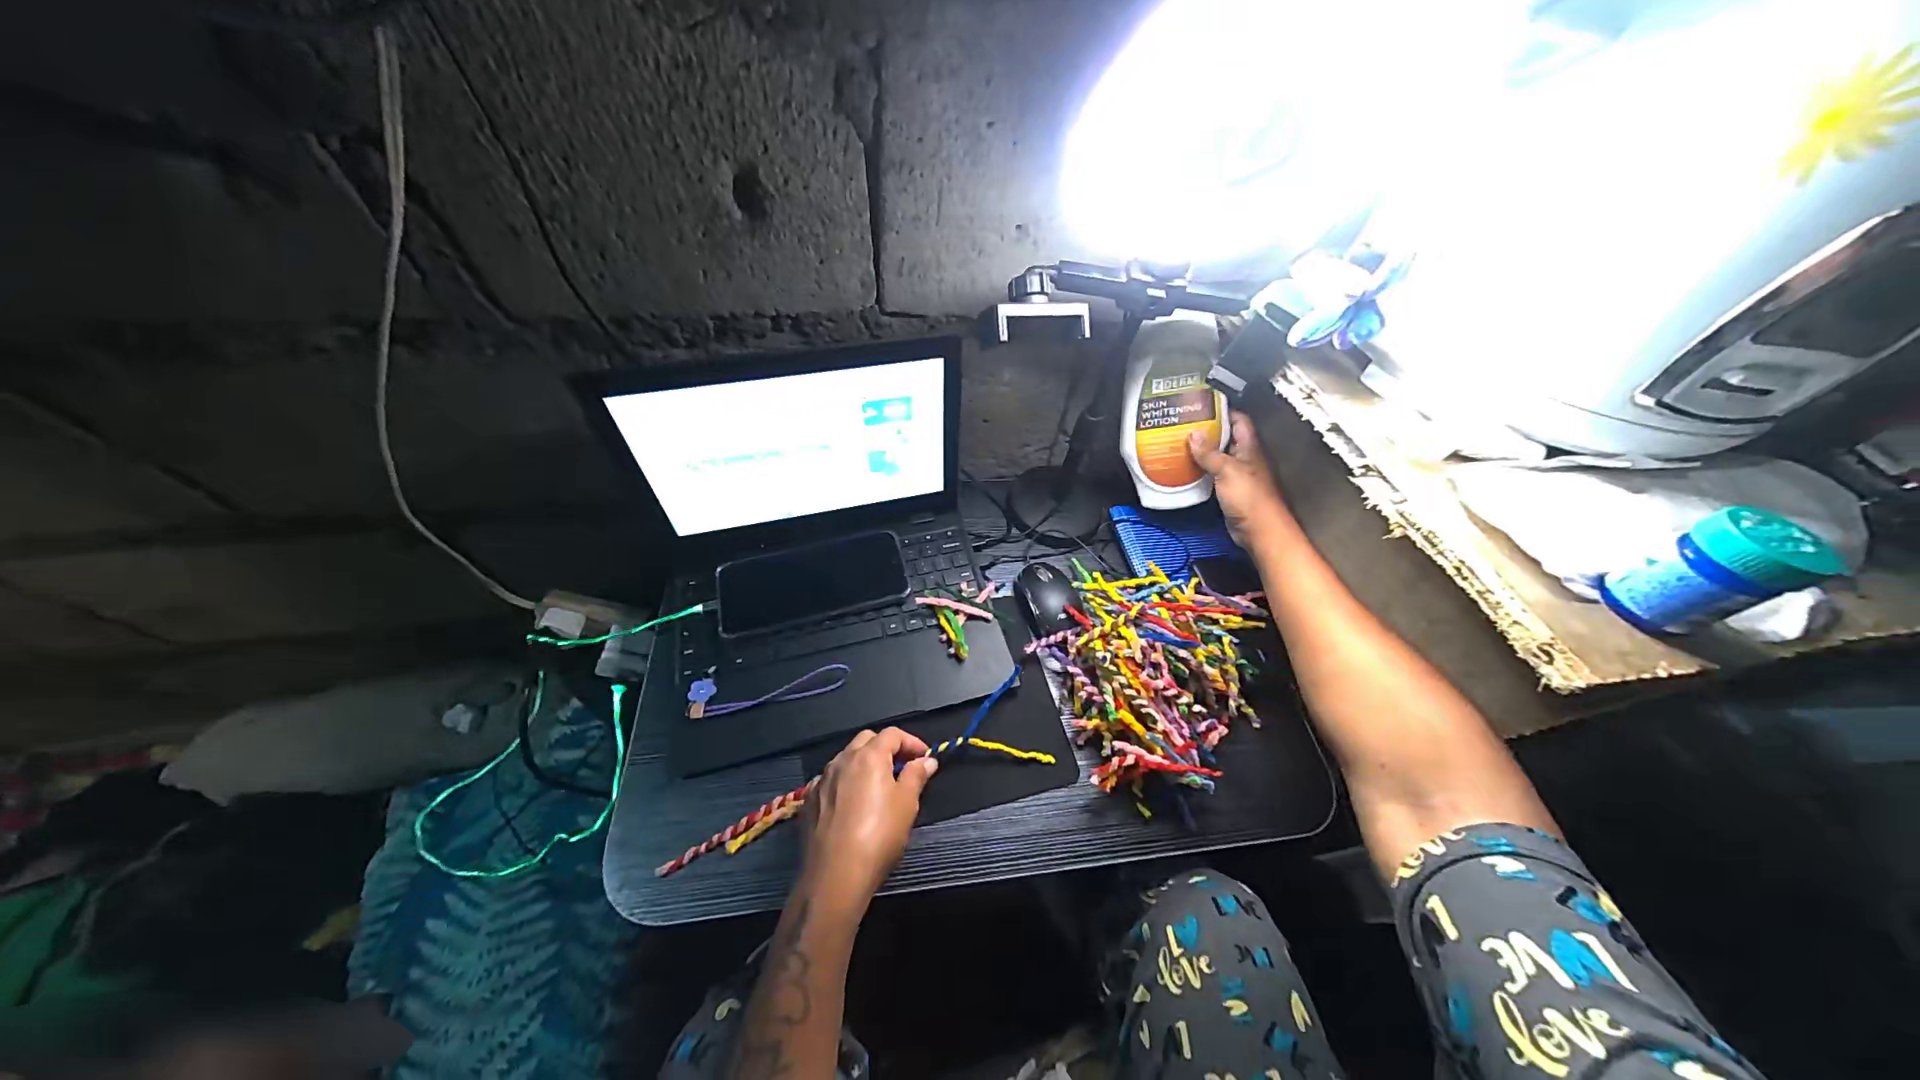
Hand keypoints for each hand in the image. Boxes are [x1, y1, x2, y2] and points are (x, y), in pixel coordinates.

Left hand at [799, 728, 937, 909]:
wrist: (835, 875)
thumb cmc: (879, 836)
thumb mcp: (906, 805)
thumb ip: (916, 776)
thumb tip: (926, 760)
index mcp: (868, 756)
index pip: (892, 734)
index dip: (911, 741)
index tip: (924, 757)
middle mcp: (842, 760)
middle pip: (866, 740)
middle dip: (886, 747)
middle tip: (902, 767)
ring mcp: (822, 780)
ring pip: (845, 759)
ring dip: (864, 763)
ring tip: (878, 785)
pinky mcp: (809, 801)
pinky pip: (830, 780)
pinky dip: (845, 782)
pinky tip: (852, 802)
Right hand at [1190, 411, 1292, 548]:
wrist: (1259, 530)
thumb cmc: (1250, 498)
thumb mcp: (1227, 470)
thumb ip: (1209, 453)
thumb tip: (1194, 434)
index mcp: (1249, 448)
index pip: (1238, 420)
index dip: (1223, 410)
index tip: (1203, 406)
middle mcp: (1245, 458)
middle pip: (1225, 437)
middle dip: (1207, 430)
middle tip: (1185, 425)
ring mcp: (1237, 475)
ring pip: (1218, 456)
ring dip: (1202, 451)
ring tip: (1181, 444)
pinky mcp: (1229, 491)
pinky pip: (1213, 475)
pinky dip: (1201, 470)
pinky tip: (1187, 469)